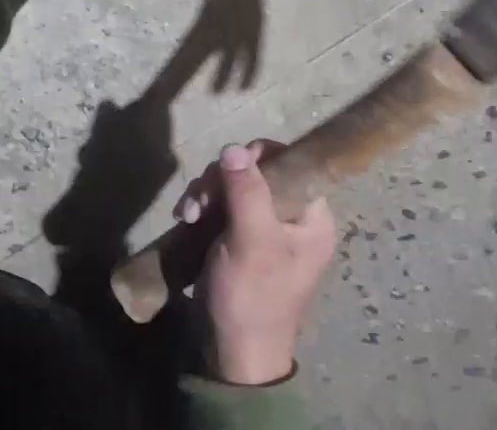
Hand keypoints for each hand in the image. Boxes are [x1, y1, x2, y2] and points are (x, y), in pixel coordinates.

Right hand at [173, 140, 336, 384]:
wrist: (231, 351)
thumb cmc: (252, 296)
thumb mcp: (252, 241)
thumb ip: (246, 192)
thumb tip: (234, 147)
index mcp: (311, 217)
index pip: (289, 163)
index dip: (257, 157)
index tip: (229, 169)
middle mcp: (290, 217)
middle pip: (253, 170)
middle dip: (221, 179)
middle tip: (202, 200)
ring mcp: (261, 227)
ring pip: (230, 184)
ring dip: (205, 193)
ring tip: (189, 214)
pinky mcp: (235, 236)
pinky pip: (217, 203)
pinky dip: (199, 205)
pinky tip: (184, 218)